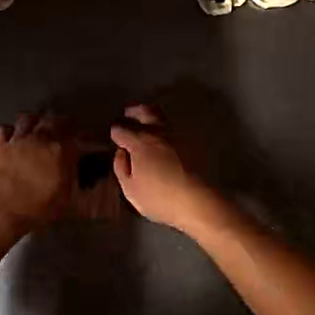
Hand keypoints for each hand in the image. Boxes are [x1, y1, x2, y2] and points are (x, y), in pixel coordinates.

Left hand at [0, 112, 76, 235]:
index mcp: (60, 150)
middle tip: (67, 128)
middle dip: (63, 123)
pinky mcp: (0, 147)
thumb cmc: (36, 209)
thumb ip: (73, 177)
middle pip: (54, 120)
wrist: (2, 213)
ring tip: (40, 127)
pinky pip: (4, 129)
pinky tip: (14, 136)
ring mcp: (18, 141)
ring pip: (28, 117)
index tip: (88, 140)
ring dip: (36, 120)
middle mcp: (39, 140)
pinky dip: (10, 130)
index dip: (86, 136)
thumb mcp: (66, 199)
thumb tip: (79, 169)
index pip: (78, 135)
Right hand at [110, 105, 227, 233]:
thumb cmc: (160, 198)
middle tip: (129, 114)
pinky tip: (165, 140)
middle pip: (145, 111)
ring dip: (151, 117)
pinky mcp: (194, 143)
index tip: (115, 138)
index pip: (121, 129)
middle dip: (134, 112)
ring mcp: (179, 135)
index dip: (115, 133)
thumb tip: (122, 153)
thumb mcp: (131, 189)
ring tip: (147, 125)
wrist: (199, 202)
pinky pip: (176, 129)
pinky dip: (166, 129)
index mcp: (140, 141)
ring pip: (163, 117)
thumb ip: (121, 167)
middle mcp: (159, 132)